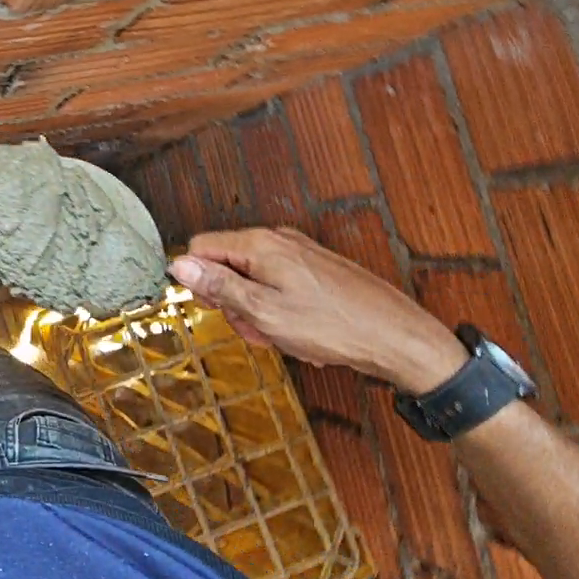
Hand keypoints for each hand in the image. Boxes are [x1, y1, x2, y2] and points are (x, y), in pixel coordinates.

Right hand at [168, 227, 466, 392]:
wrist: (399, 338)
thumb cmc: (335, 326)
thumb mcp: (263, 311)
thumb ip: (217, 286)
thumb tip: (178, 264)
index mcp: (258, 245)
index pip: (199, 248)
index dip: (200, 281)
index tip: (218, 309)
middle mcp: (277, 240)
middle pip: (226, 265)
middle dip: (234, 302)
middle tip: (257, 329)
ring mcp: (298, 253)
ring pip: (252, 278)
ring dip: (258, 311)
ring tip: (284, 335)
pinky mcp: (315, 268)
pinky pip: (278, 285)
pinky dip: (281, 309)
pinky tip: (301, 331)